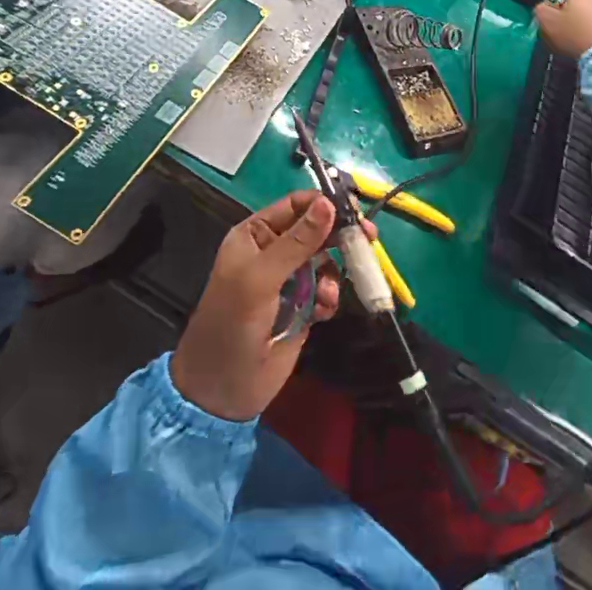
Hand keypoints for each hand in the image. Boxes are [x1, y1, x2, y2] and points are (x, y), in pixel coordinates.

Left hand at [170, 190, 374, 421]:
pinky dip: (331, 298)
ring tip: (329, 292)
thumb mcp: (261, 278)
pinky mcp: (303, 308)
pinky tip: (323, 311)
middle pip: (315, 231)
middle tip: (367, 239)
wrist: (224, 387)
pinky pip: (327, 291)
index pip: (293, 206)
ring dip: (334, 273)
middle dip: (339, 236)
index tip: (354, 211)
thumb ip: (297, 242)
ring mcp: (289, 281)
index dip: (322, 204)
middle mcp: (272, 252)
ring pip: (325, 261)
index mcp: (254, 235)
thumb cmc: (232, 322)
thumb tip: (329, 203)